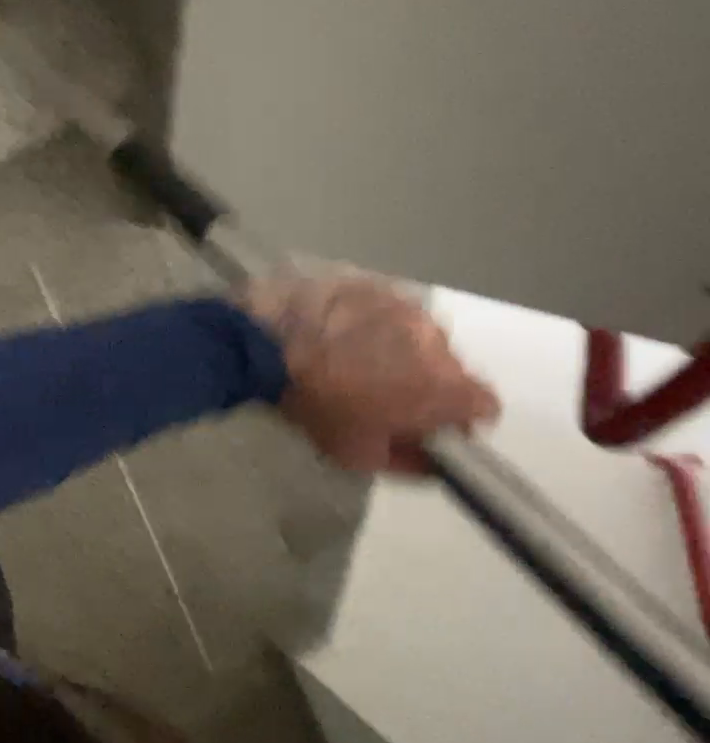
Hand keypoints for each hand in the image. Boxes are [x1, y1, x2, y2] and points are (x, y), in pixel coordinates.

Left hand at [237, 274, 500, 473]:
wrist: (258, 342)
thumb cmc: (313, 401)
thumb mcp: (359, 454)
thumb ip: (412, 462)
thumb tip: (434, 461)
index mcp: (449, 384)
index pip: (483, 406)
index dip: (456, 418)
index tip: (426, 421)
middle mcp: (437, 338)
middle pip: (446, 365)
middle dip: (420, 378)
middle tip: (375, 385)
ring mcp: (401, 302)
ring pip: (412, 332)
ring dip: (392, 343)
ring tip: (347, 352)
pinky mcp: (365, 280)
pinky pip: (378, 305)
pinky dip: (363, 317)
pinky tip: (332, 326)